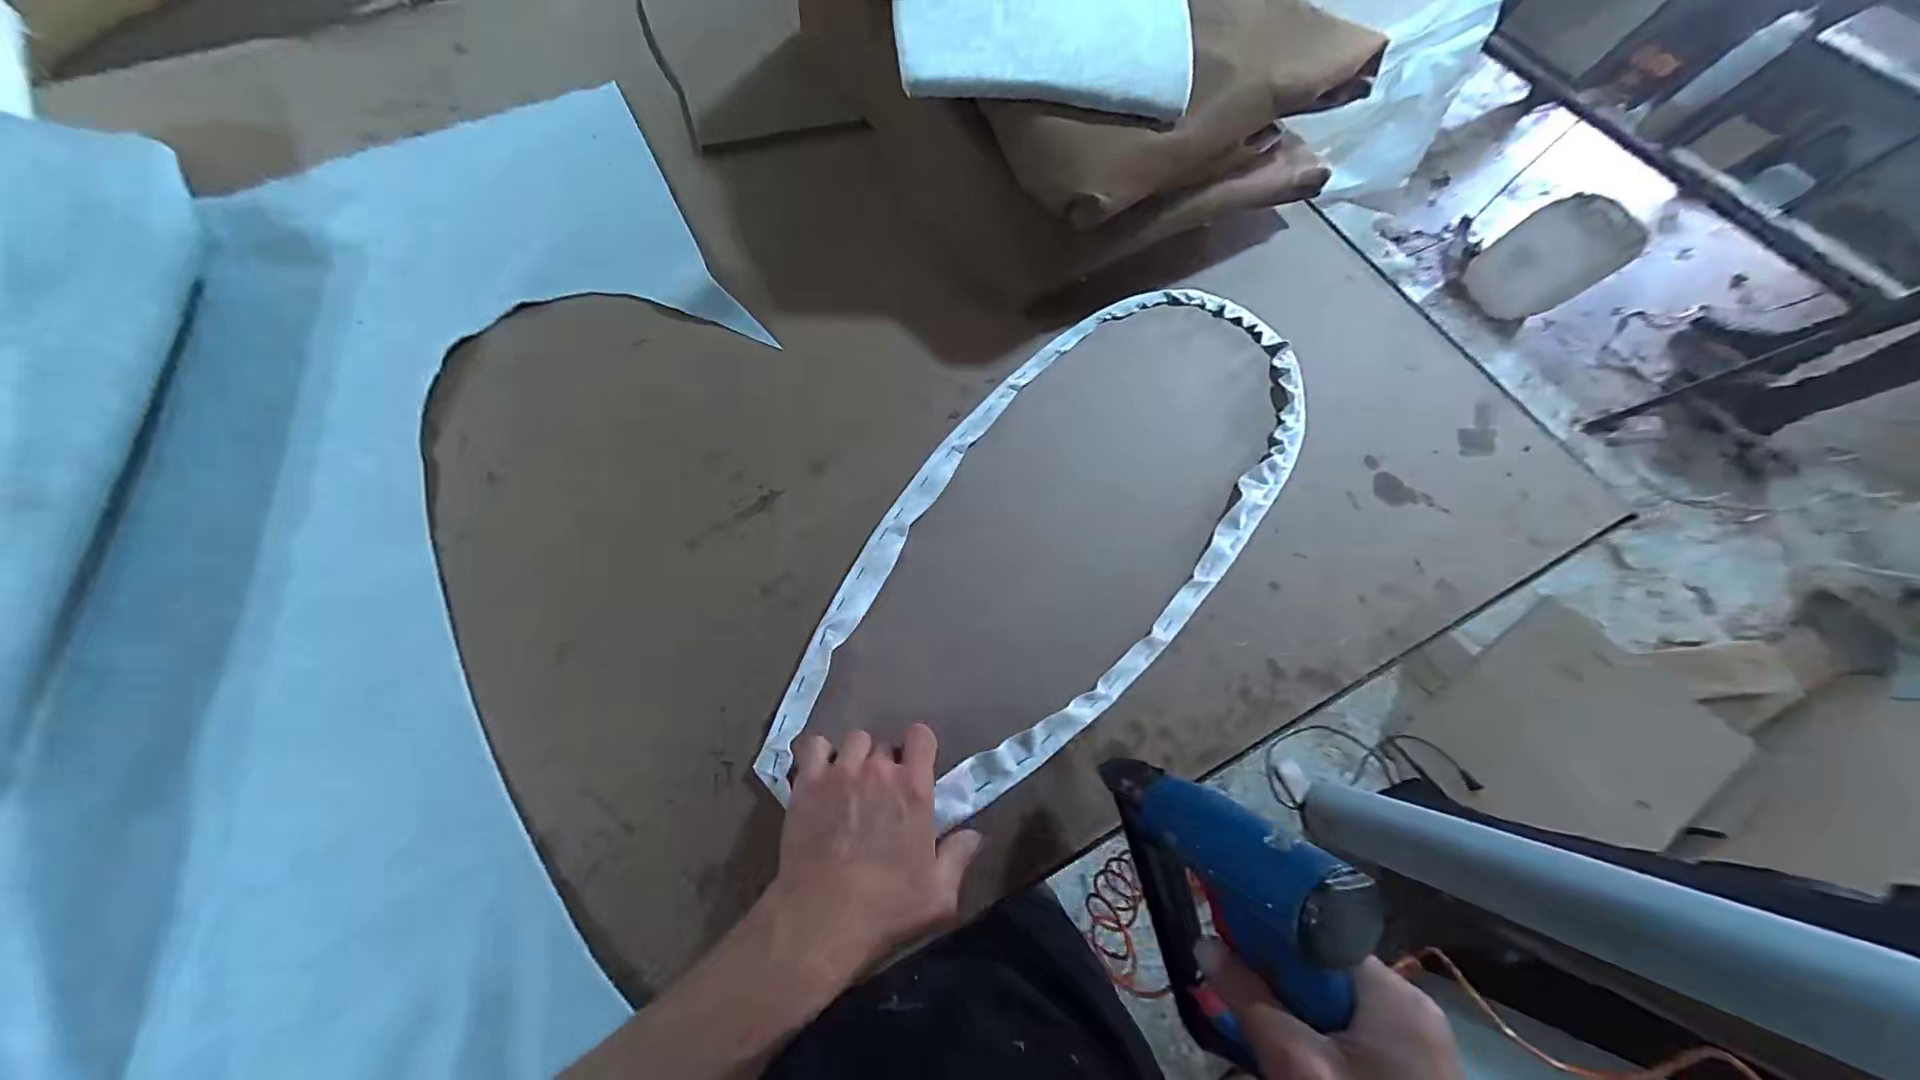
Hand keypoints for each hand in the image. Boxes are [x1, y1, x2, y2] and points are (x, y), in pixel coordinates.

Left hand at [764, 724, 983, 982]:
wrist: (821, 919)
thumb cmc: (885, 908)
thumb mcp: (939, 894)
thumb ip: (959, 856)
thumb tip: (974, 835)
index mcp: (913, 789)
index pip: (921, 736)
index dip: (919, 748)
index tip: (915, 770)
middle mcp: (878, 771)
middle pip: (884, 746)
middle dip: (885, 765)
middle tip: (880, 796)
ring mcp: (839, 773)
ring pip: (853, 742)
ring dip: (855, 758)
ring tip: (849, 785)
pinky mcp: (806, 784)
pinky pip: (814, 747)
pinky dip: (819, 755)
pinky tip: (820, 777)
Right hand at [1198, 941, 1464, 1079]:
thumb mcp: (1297, 1063)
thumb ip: (1249, 999)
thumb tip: (1204, 944)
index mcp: (1394, 993)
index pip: (1315, 937)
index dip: (1268, 938)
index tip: (1228, 948)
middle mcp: (1410, 1009)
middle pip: (1321, 976)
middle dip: (1275, 990)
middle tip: (1236, 1009)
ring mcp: (1416, 1047)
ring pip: (1331, 1012)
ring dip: (1290, 1021)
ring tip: (1257, 1046)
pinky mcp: (1411, 1074)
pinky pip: (1350, 1040)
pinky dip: (1316, 1046)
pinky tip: (1293, 1067)